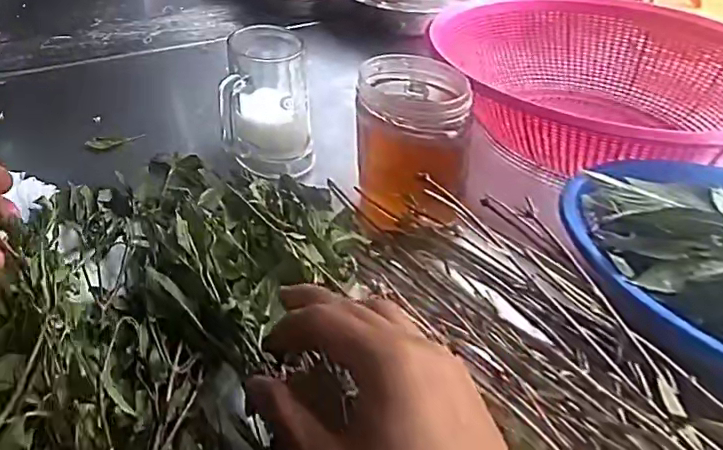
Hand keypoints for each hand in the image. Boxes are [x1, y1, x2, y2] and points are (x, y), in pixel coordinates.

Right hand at [246, 285, 503, 449]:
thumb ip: (292, 417)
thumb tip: (258, 382)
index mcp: (384, 355)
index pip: (322, 318)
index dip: (289, 326)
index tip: (269, 346)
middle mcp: (416, 343)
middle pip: (354, 304)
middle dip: (315, 304)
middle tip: (284, 304)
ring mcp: (445, 360)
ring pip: (387, 313)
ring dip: (350, 312)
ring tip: (326, 323)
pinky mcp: (463, 384)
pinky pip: (412, 336)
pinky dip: (380, 330)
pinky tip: (371, 354)